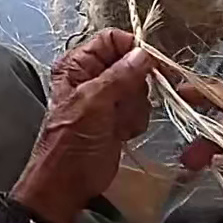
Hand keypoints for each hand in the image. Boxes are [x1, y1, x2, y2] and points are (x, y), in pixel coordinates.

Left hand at [11, 29, 156, 222]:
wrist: (68, 183)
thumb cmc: (72, 141)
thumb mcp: (93, 104)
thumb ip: (119, 77)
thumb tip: (143, 53)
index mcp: (77, 64)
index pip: (111, 40)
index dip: (133, 49)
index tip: (154, 65)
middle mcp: (92, 75)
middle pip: (131, 63)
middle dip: (134, 86)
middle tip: (123, 105)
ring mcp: (106, 96)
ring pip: (139, 87)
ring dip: (134, 107)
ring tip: (117, 123)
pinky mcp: (117, 116)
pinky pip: (139, 108)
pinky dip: (135, 121)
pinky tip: (121, 133)